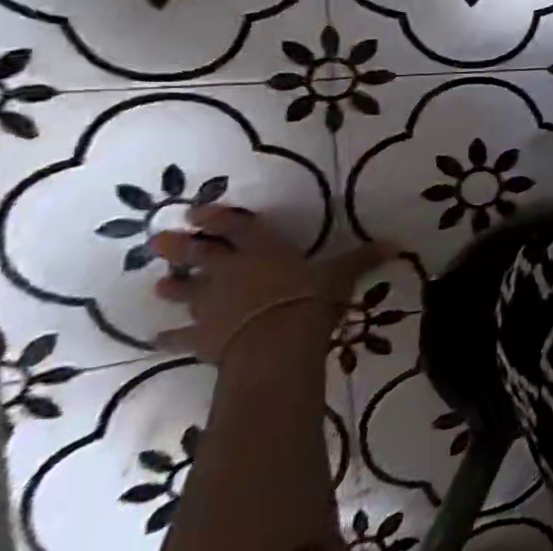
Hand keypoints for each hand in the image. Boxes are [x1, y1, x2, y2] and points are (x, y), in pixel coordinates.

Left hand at [151, 205, 392, 361]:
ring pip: (185, 291)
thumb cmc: (310, 297)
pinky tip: (158, 338)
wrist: (277, 342)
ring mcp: (211, 305)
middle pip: (200, 255)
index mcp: (264, 250)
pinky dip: (170, 336)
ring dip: (172, 288)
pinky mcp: (201, 337)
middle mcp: (231, 271)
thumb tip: (397, 243)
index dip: (219, 218)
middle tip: (156, 240)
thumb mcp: (343, 274)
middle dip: (179, 246)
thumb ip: (363, 258)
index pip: (238, 227)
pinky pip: (180, 336)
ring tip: (159, 285)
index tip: (197, 210)